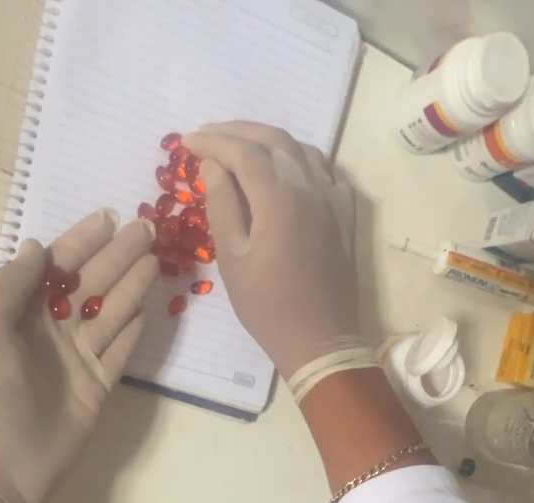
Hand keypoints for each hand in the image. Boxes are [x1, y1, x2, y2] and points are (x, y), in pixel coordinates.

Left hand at [0, 209, 157, 502]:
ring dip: (132, 286)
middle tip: (148, 229)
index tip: (107, 217)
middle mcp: (49, 331)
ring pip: (110, 313)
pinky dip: (134, 330)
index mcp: (17, 313)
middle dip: (117, 256)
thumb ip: (10, 288)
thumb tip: (37, 247)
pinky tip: (151, 307)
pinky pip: (120, 351)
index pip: (55, 267)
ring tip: (157, 259)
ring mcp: (76, 360)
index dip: (80, 241)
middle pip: (90, 285)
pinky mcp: (97, 387)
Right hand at [184, 122, 367, 386]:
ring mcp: (333, 201)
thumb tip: (214, 167)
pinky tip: (286, 171)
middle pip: (275, 139)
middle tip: (210, 137)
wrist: (320, 341)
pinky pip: (325, 172)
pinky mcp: (345, 216)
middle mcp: (311, 189)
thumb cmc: (268, 308)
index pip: (244, 151)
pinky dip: (300, 160)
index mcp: (280, 199)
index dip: (213, 141)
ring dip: (270, 141)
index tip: (188, 142)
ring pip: (302, 150)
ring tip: (243, 149)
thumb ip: (222, 206)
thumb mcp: (233, 261)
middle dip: (239, 131)